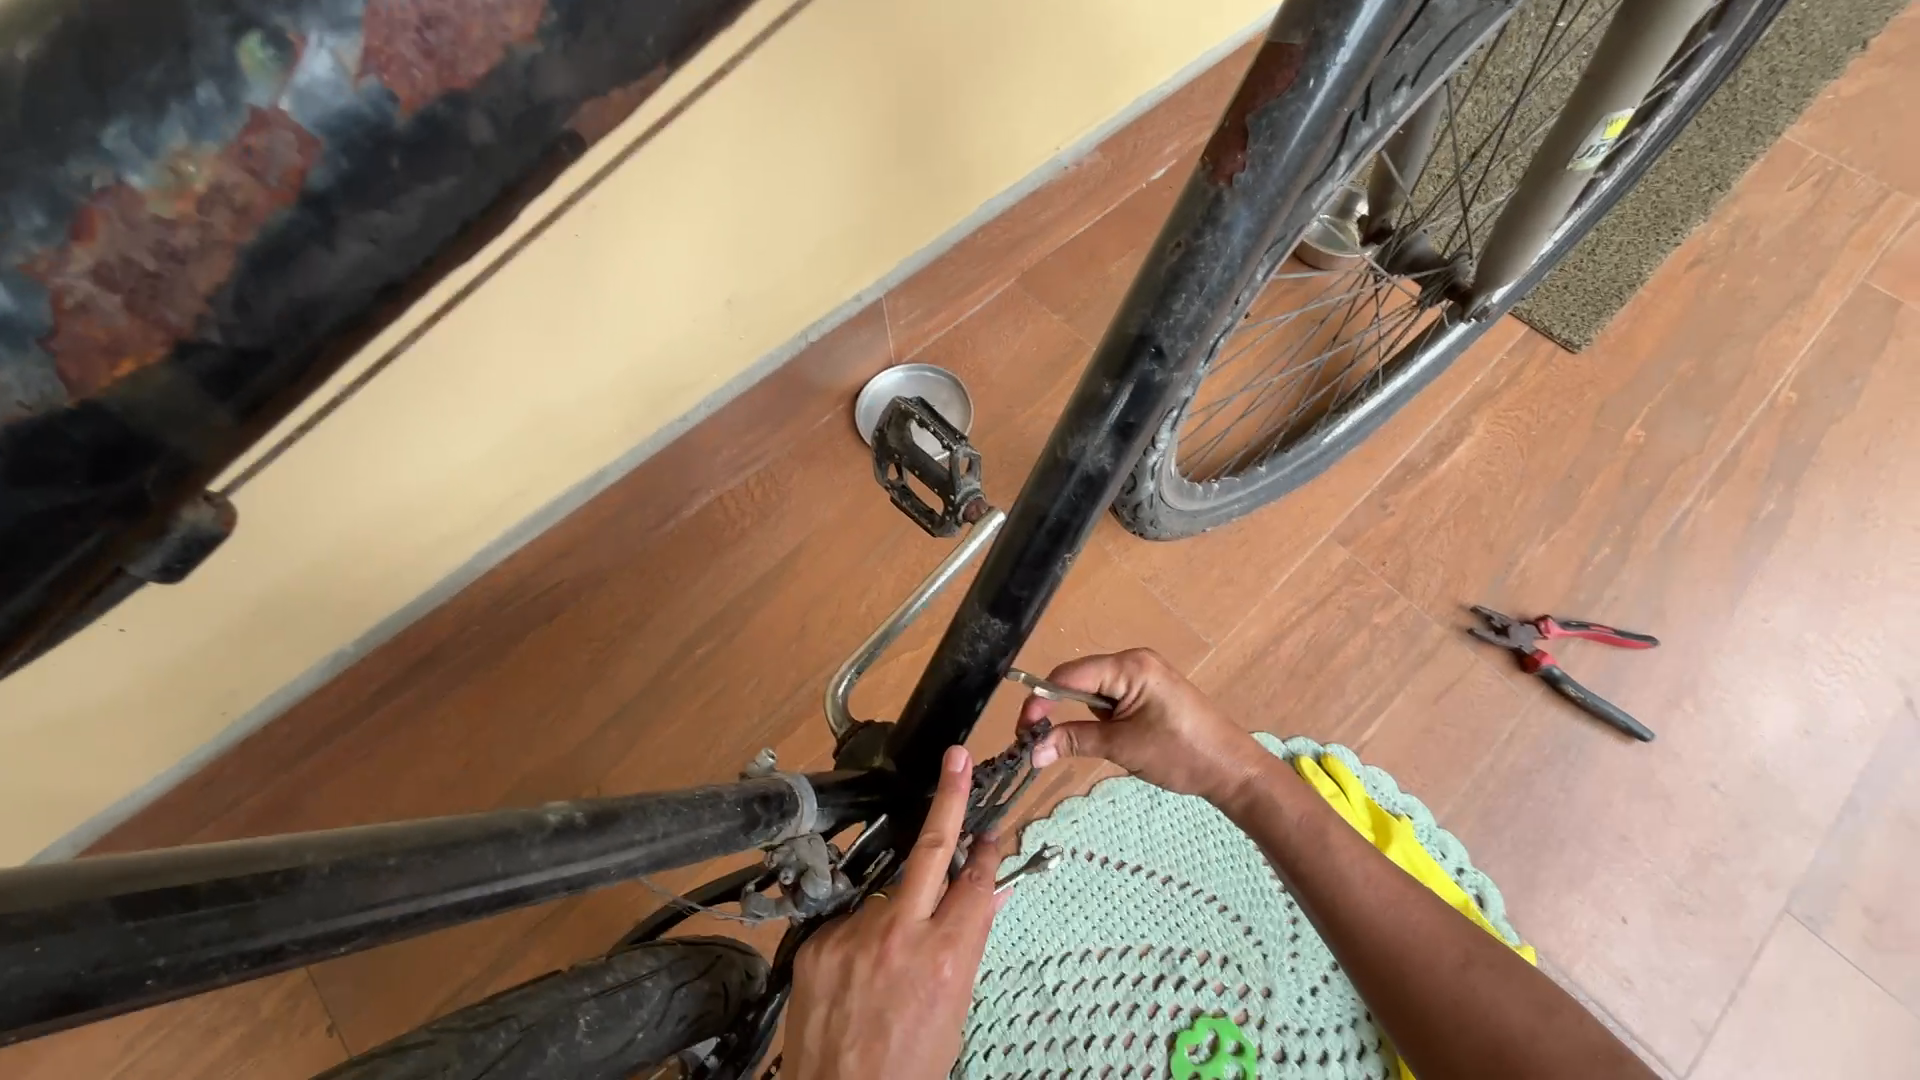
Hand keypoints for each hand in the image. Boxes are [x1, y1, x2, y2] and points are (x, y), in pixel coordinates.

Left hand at [785, 745, 1003, 1079]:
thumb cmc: (910, 1067)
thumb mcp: (956, 1010)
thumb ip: (968, 942)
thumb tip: (989, 894)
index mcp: (946, 957)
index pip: (975, 882)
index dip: (986, 853)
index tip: (989, 832)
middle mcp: (899, 936)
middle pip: (929, 849)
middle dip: (948, 799)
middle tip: (956, 759)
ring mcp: (853, 935)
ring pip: (887, 894)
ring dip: (897, 911)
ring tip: (889, 966)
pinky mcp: (818, 941)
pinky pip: (850, 920)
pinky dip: (861, 935)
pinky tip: (860, 973)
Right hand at [1018, 648, 1266, 803]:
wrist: (1233, 770)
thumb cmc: (1181, 753)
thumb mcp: (1122, 747)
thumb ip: (1074, 741)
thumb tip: (1032, 751)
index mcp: (1130, 666)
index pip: (1069, 675)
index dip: (1041, 701)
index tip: (1024, 730)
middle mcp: (1134, 662)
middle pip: (1078, 680)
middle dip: (1054, 709)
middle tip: (1035, 740)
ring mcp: (1143, 676)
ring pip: (1092, 691)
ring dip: (1075, 716)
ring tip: (1063, 744)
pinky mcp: (1149, 693)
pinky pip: (1110, 699)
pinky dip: (1096, 718)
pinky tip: (1093, 737)